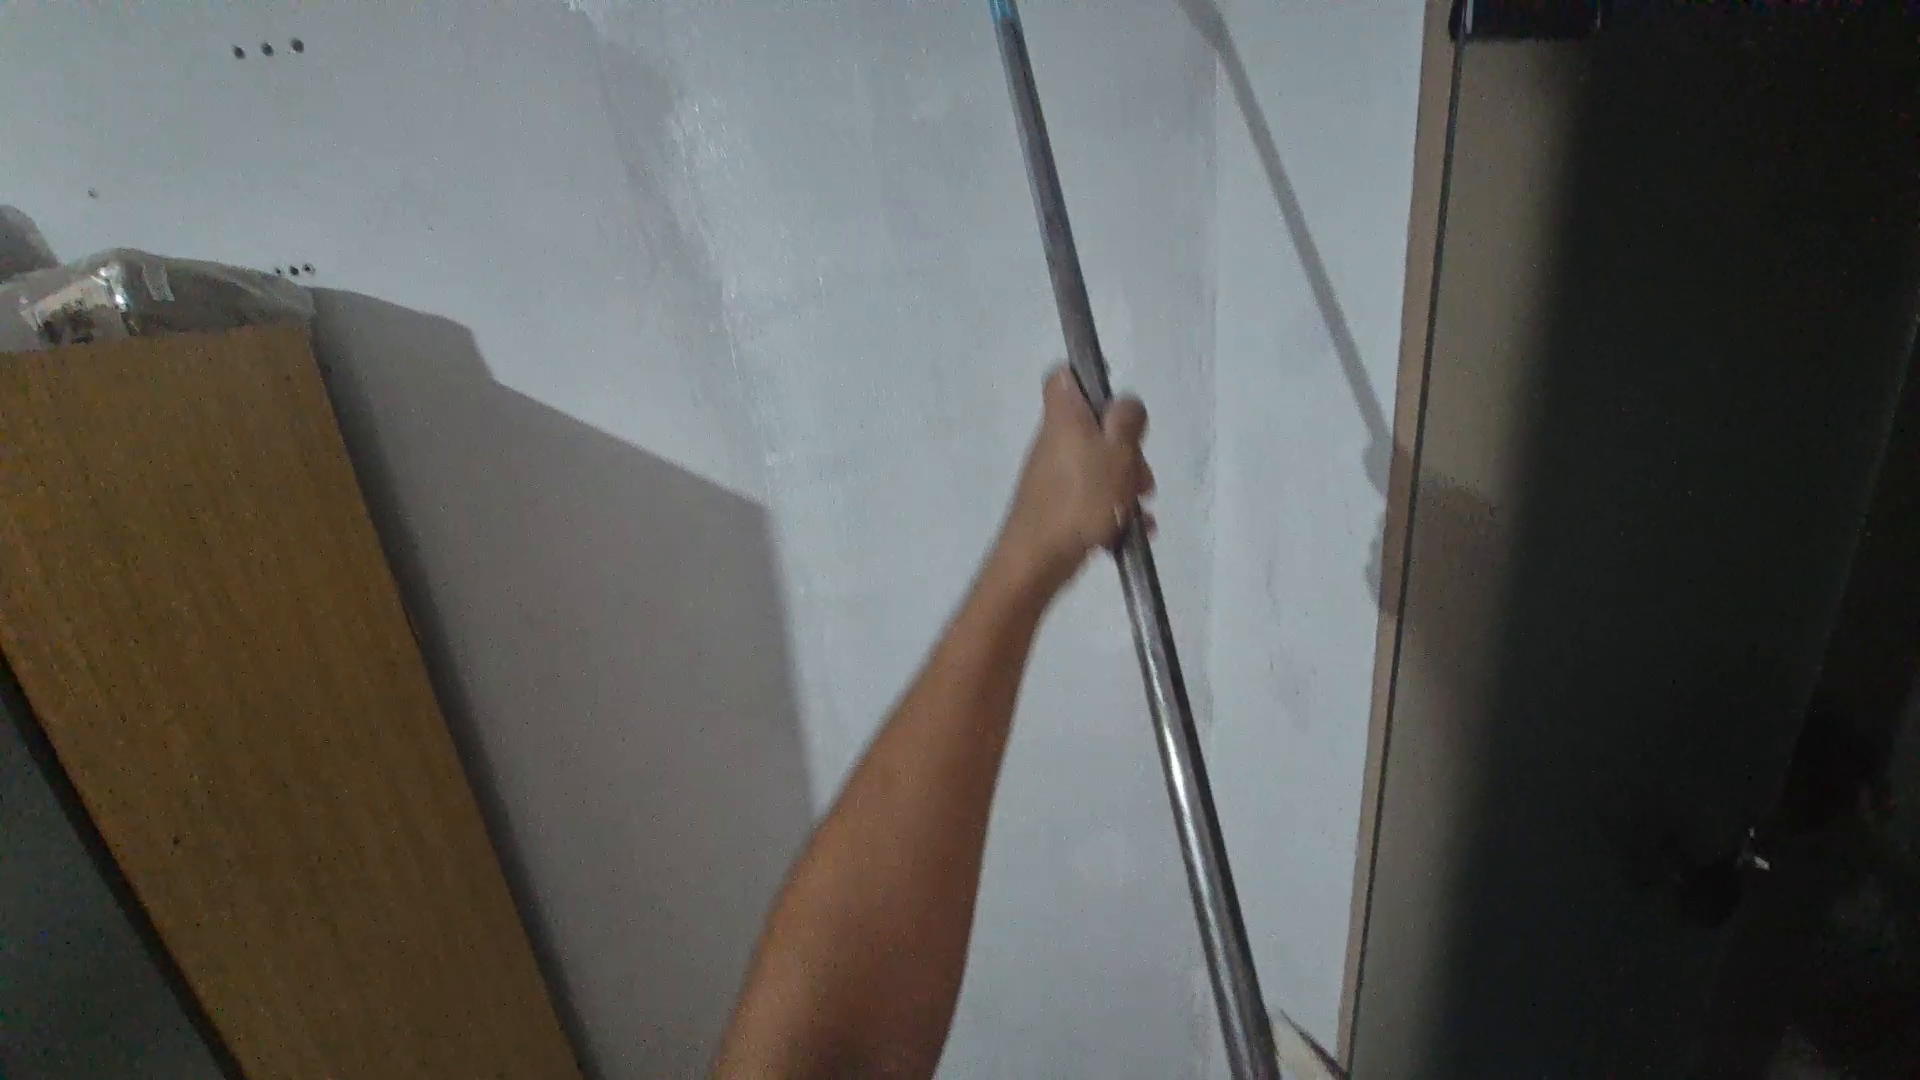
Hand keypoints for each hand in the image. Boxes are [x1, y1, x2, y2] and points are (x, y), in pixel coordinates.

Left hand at [995, 366, 1154, 595]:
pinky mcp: (1058, 505)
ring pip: (1101, 467)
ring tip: (1140, 509)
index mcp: (1064, 417)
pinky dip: (1115, 511)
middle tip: (1141, 477)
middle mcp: (1055, 441)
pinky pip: (1094, 498)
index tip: (1115, 401)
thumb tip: (1124, 405)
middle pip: (1097, 428)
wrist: (1038, 559)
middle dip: (1128, 451)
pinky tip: (1136, 530)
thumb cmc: (1080, 499)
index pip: (1063, 376)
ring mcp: (1055, 476)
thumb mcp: (1117, 452)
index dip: (1089, 378)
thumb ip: (1127, 421)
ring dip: (1127, 486)